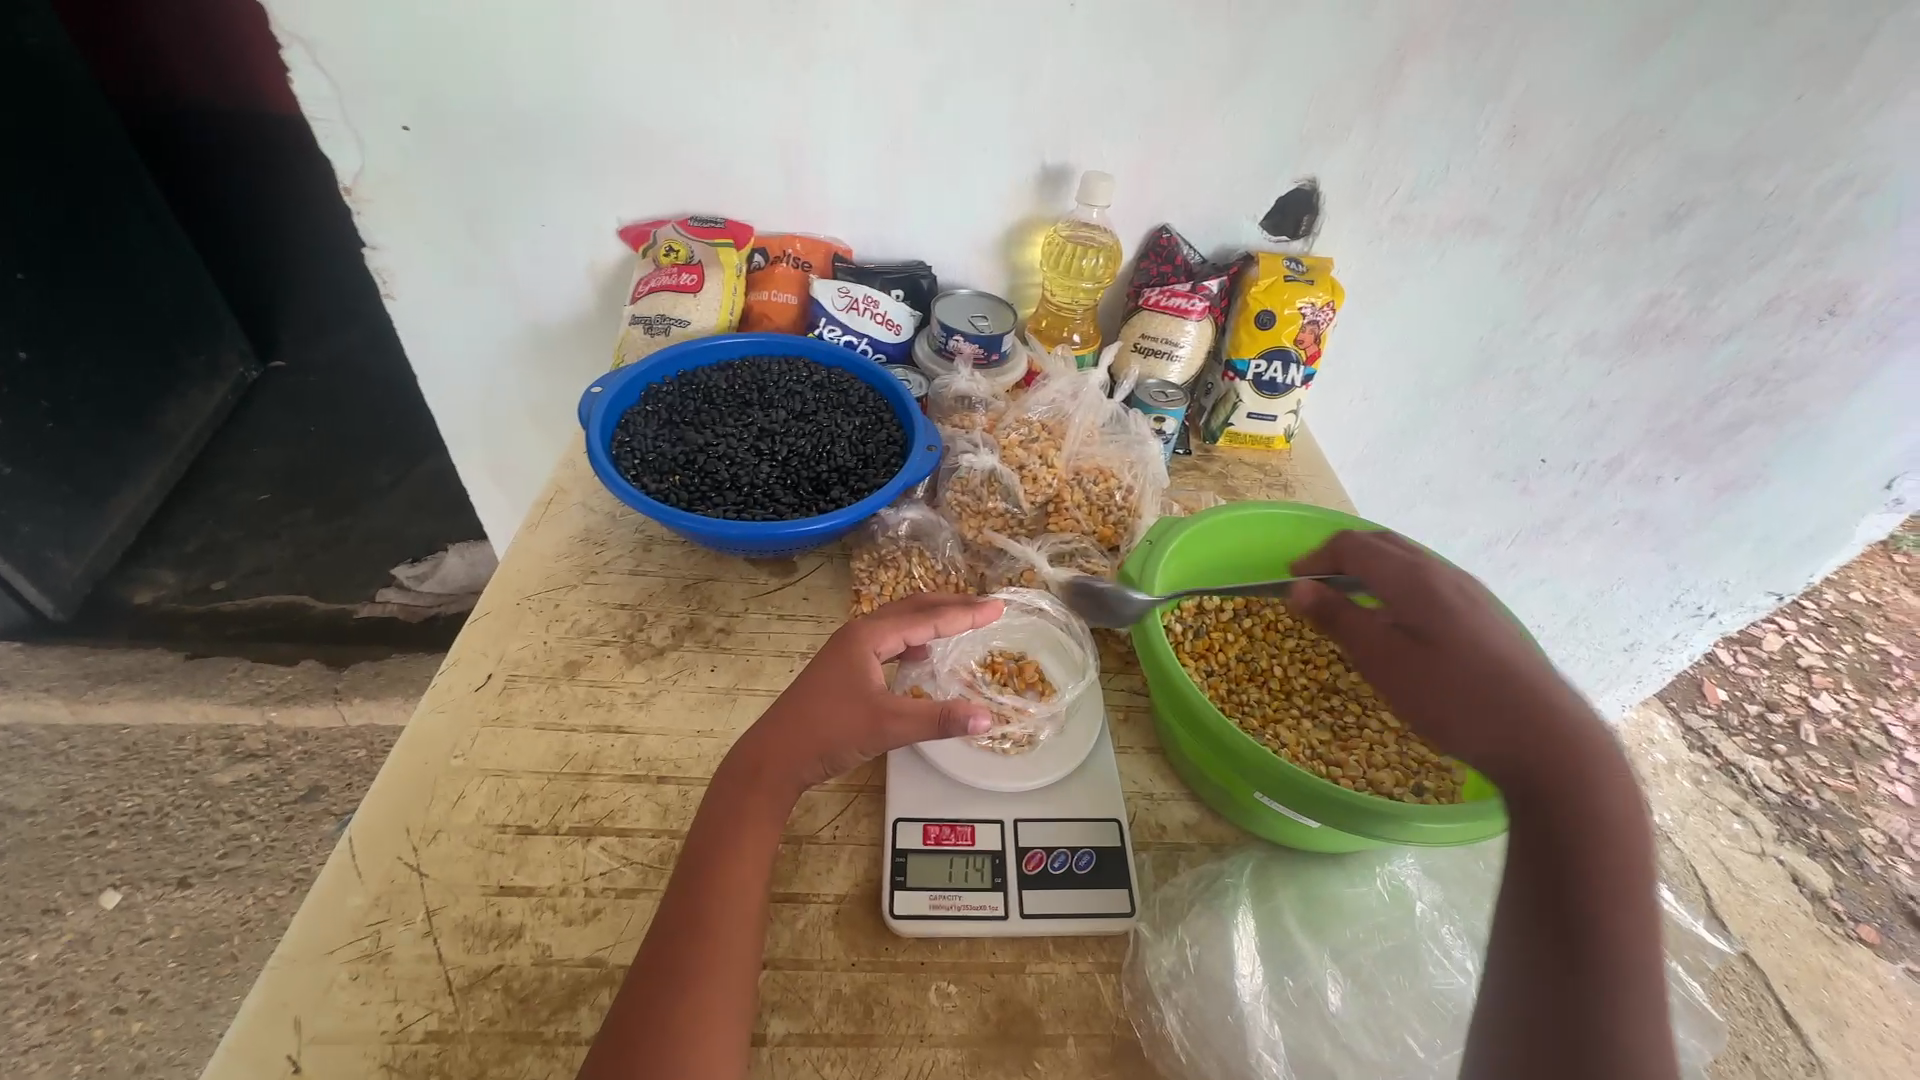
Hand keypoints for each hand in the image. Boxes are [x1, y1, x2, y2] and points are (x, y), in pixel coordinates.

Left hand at [730, 593, 1005, 795]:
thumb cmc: (828, 733)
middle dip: (949, 607)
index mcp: (868, 636)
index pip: (926, 618)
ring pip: (896, 625)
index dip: (964, 614)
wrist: (774, 757)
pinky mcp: (842, 670)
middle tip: (985, 607)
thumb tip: (987, 718)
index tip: (997, 607)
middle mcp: (857, 634)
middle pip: (911, 610)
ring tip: (959, 623)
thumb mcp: (888, 727)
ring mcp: (846, 651)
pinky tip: (919, 657)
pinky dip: (910, 642)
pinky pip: (886, 643)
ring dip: (929, 621)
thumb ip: (939, 719)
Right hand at [1285, 530, 1604, 793]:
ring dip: (1369, 570)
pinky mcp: (1485, 616)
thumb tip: (1299, 586)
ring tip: (1348, 603)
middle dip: (1340, 557)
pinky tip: (1395, 625)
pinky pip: (1428, 582)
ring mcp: (1470, 593)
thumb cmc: (1452, 699)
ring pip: (1408, 562)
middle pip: (1382, 544)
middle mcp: (1443, 573)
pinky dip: (1395, 587)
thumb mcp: (1383, 662)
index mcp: (1413, 579)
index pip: (1353, 545)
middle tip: (1314, 587)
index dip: (1315, 558)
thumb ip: (1339, 618)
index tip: (1291, 583)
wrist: (1545, 738)